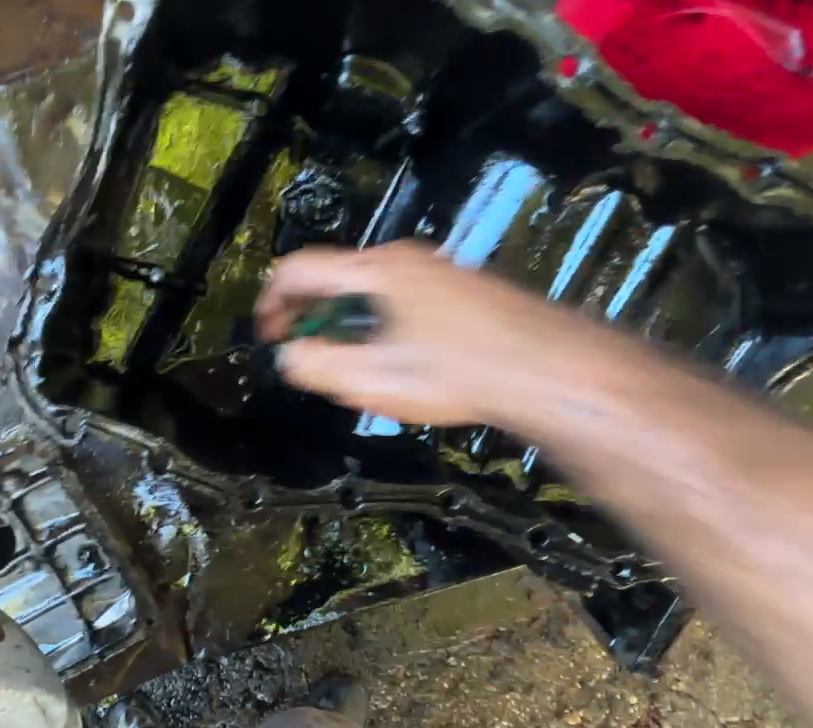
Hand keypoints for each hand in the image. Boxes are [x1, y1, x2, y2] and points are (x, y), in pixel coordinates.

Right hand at [255, 241, 610, 427]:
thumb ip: (317, 366)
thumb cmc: (464, 372)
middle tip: (303, 353)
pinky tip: (392, 360)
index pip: (298, 269)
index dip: (271, 302)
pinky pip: (395, 299)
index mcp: (375, 273)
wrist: (545, 370)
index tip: (267, 332)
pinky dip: (375, 323)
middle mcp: (403, 261)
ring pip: (365, 290)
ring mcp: (433, 272)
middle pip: (332, 278)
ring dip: (343, 323)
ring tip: (348, 364)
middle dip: (309, 317)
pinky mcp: (454, 290)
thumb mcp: (373, 380)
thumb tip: (289, 357)